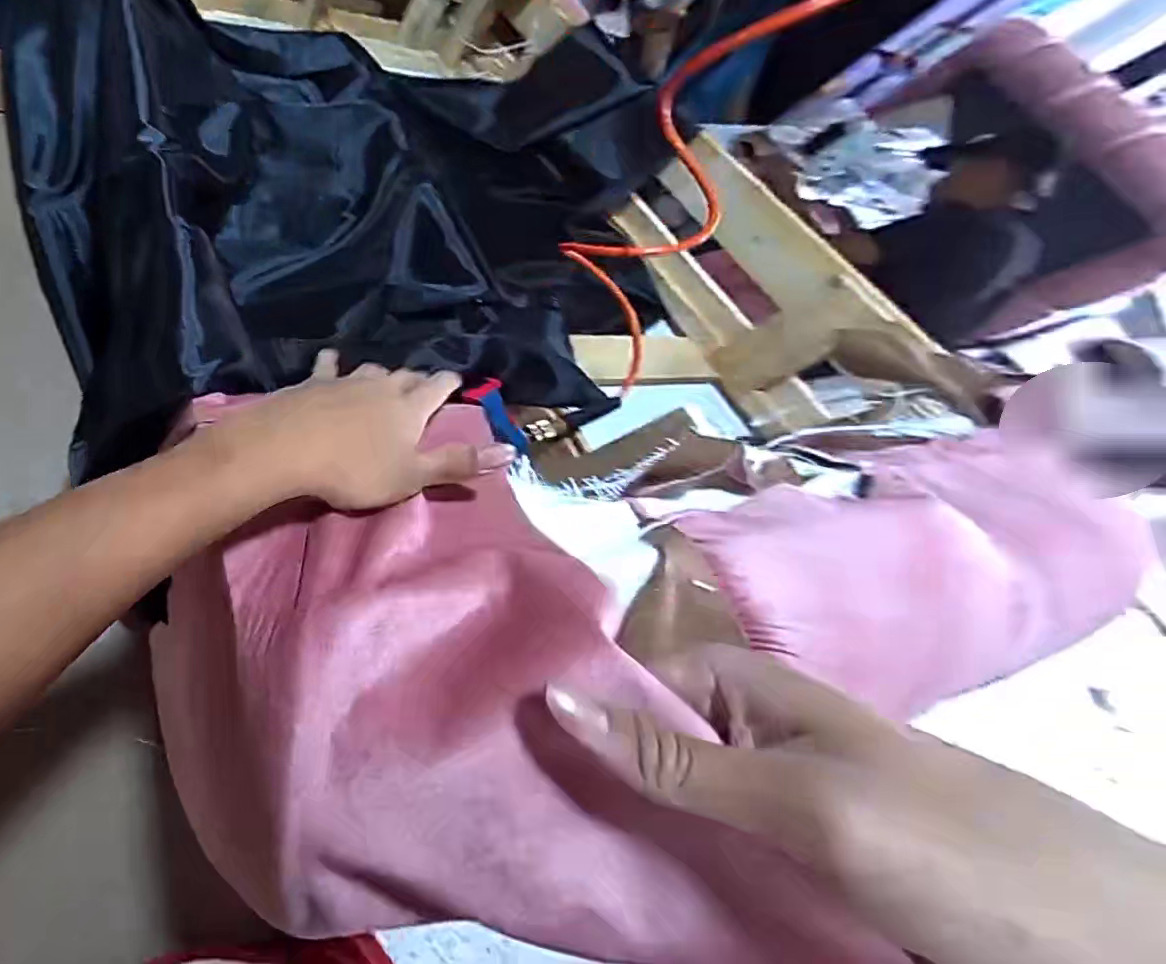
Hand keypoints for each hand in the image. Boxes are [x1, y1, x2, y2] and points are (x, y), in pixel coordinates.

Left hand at [200, 349, 515, 510]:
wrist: (289, 448)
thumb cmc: (354, 470)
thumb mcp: (411, 476)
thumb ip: (456, 463)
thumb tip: (510, 449)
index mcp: (410, 407)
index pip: (438, 388)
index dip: (450, 384)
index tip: (456, 380)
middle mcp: (381, 385)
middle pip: (406, 376)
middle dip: (417, 379)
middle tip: (421, 383)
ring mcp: (345, 380)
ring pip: (371, 369)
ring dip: (380, 372)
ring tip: (384, 376)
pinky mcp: (313, 382)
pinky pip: (327, 366)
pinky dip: (332, 363)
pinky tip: (330, 358)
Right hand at [547, 646, 1165, 963]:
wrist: (1140, 961)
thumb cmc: (963, 857)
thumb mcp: (807, 804)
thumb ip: (674, 758)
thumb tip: (548, 695)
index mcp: (739, 685)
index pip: (620, 683)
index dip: (569, 710)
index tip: (514, 747)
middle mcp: (742, 727)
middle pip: (635, 738)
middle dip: (586, 767)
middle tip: (528, 805)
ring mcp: (766, 792)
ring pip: (662, 793)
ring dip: (618, 815)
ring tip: (556, 838)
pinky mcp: (785, 851)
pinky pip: (700, 842)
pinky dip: (661, 856)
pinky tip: (625, 877)